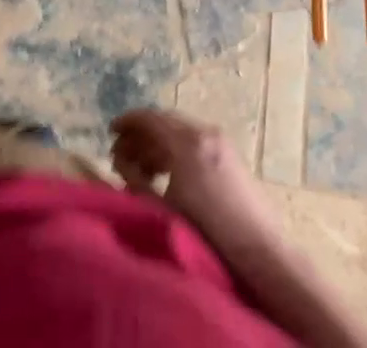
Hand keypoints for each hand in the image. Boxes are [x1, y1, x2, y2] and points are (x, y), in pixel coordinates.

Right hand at [110, 108, 269, 248]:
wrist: (257, 249)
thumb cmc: (205, 230)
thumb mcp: (159, 205)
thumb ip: (134, 177)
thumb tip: (119, 159)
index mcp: (186, 141)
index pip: (149, 118)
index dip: (126, 122)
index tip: (109, 131)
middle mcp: (204, 132)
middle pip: (164, 121)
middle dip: (140, 134)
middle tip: (121, 153)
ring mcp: (220, 141)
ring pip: (179, 131)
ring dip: (156, 143)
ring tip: (141, 168)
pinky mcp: (230, 154)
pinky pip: (194, 141)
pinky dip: (175, 149)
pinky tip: (165, 172)